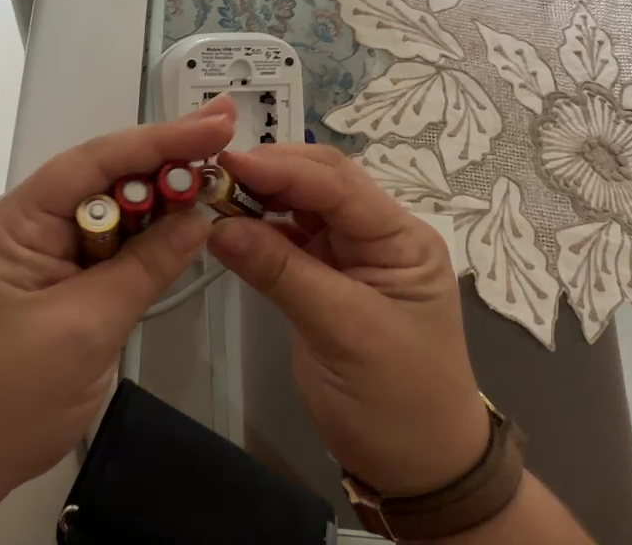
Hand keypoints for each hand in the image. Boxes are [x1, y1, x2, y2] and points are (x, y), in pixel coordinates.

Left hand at [0, 100, 235, 524]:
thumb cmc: (9, 392)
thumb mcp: (84, 327)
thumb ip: (144, 268)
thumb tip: (199, 218)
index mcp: (24, 217)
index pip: (97, 161)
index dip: (160, 139)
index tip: (215, 124)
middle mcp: (38, 220)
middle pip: (111, 176)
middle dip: (168, 158)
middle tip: (228, 135)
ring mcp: (54, 250)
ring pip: (120, 209)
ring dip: (166, 195)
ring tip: (220, 173)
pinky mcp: (71, 280)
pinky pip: (119, 246)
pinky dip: (154, 236)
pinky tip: (190, 222)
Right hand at [206, 143, 489, 496]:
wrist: (418, 469)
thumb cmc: (396, 400)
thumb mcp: (342, 332)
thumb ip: (280, 271)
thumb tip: (216, 226)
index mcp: (401, 239)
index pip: (338, 185)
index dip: (282, 168)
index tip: (227, 162)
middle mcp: (378, 234)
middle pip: (321, 183)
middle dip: (270, 172)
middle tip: (213, 172)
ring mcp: (351, 254)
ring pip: (301, 205)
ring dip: (261, 196)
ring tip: (214, 193)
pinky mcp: (325, 276)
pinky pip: (289, 237)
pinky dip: (259, 228)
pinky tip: (228, 225)